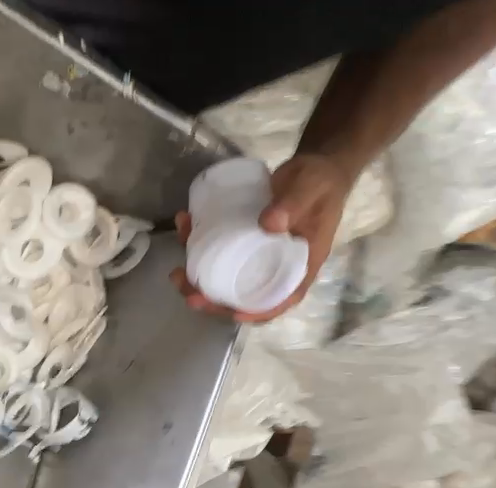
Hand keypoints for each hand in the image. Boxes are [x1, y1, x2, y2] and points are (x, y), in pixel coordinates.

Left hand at [171, 152, 352, 322]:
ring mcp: (254, 256)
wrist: (311, 166)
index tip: (234, 314)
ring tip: (175, 273)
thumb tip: (269, 224)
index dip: (259, 311)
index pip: (284, 297)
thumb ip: (294, 204)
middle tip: (190, 294)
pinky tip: (183, 227)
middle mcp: (274, 265)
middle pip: (244, 295)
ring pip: (222, 279)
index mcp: (301, 262)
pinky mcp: (238, 242)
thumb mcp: (311, 188)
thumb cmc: (319, 181)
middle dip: (213, 301)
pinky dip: (194, 245)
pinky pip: (214, 252)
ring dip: (196, 281)